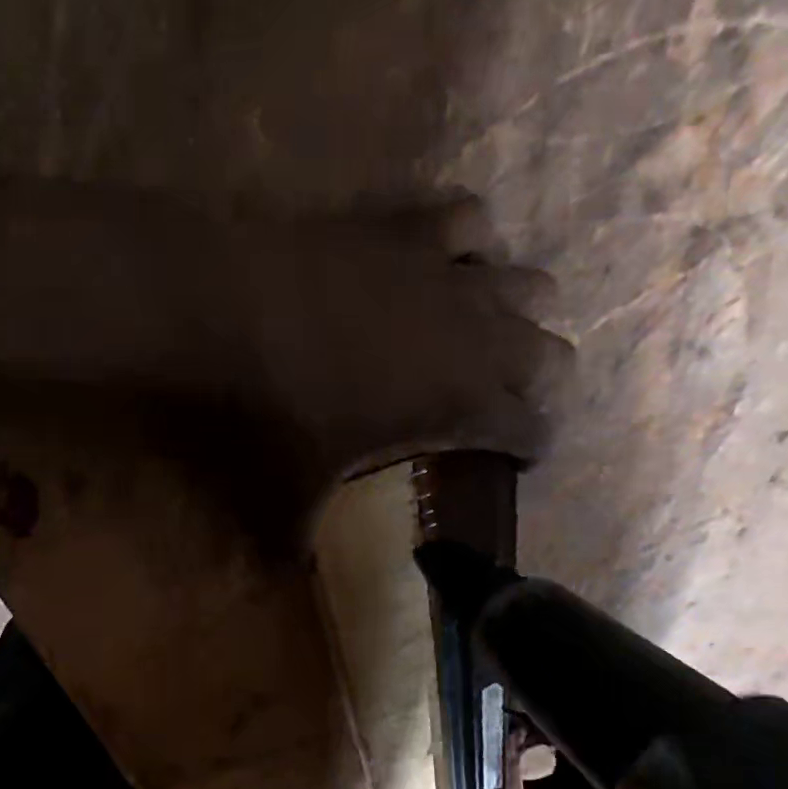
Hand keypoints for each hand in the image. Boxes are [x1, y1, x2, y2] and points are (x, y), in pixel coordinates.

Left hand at [118, 196, 571, 550]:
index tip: (514, 456)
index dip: (531, 448)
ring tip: (481, 326)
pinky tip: (446, 257)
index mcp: (466, 406)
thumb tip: (290, 568)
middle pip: (556, 358)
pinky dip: (469, 240)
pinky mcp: (415, 228)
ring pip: (532, 285)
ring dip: (517, 310)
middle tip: (500, 394)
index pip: (535, 431)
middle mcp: (479, 340)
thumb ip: (300, 538)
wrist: (231, 311)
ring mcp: (452, 276)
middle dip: (539, 381)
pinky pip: (470, 219)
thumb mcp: (291, 490)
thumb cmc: (275, 409)